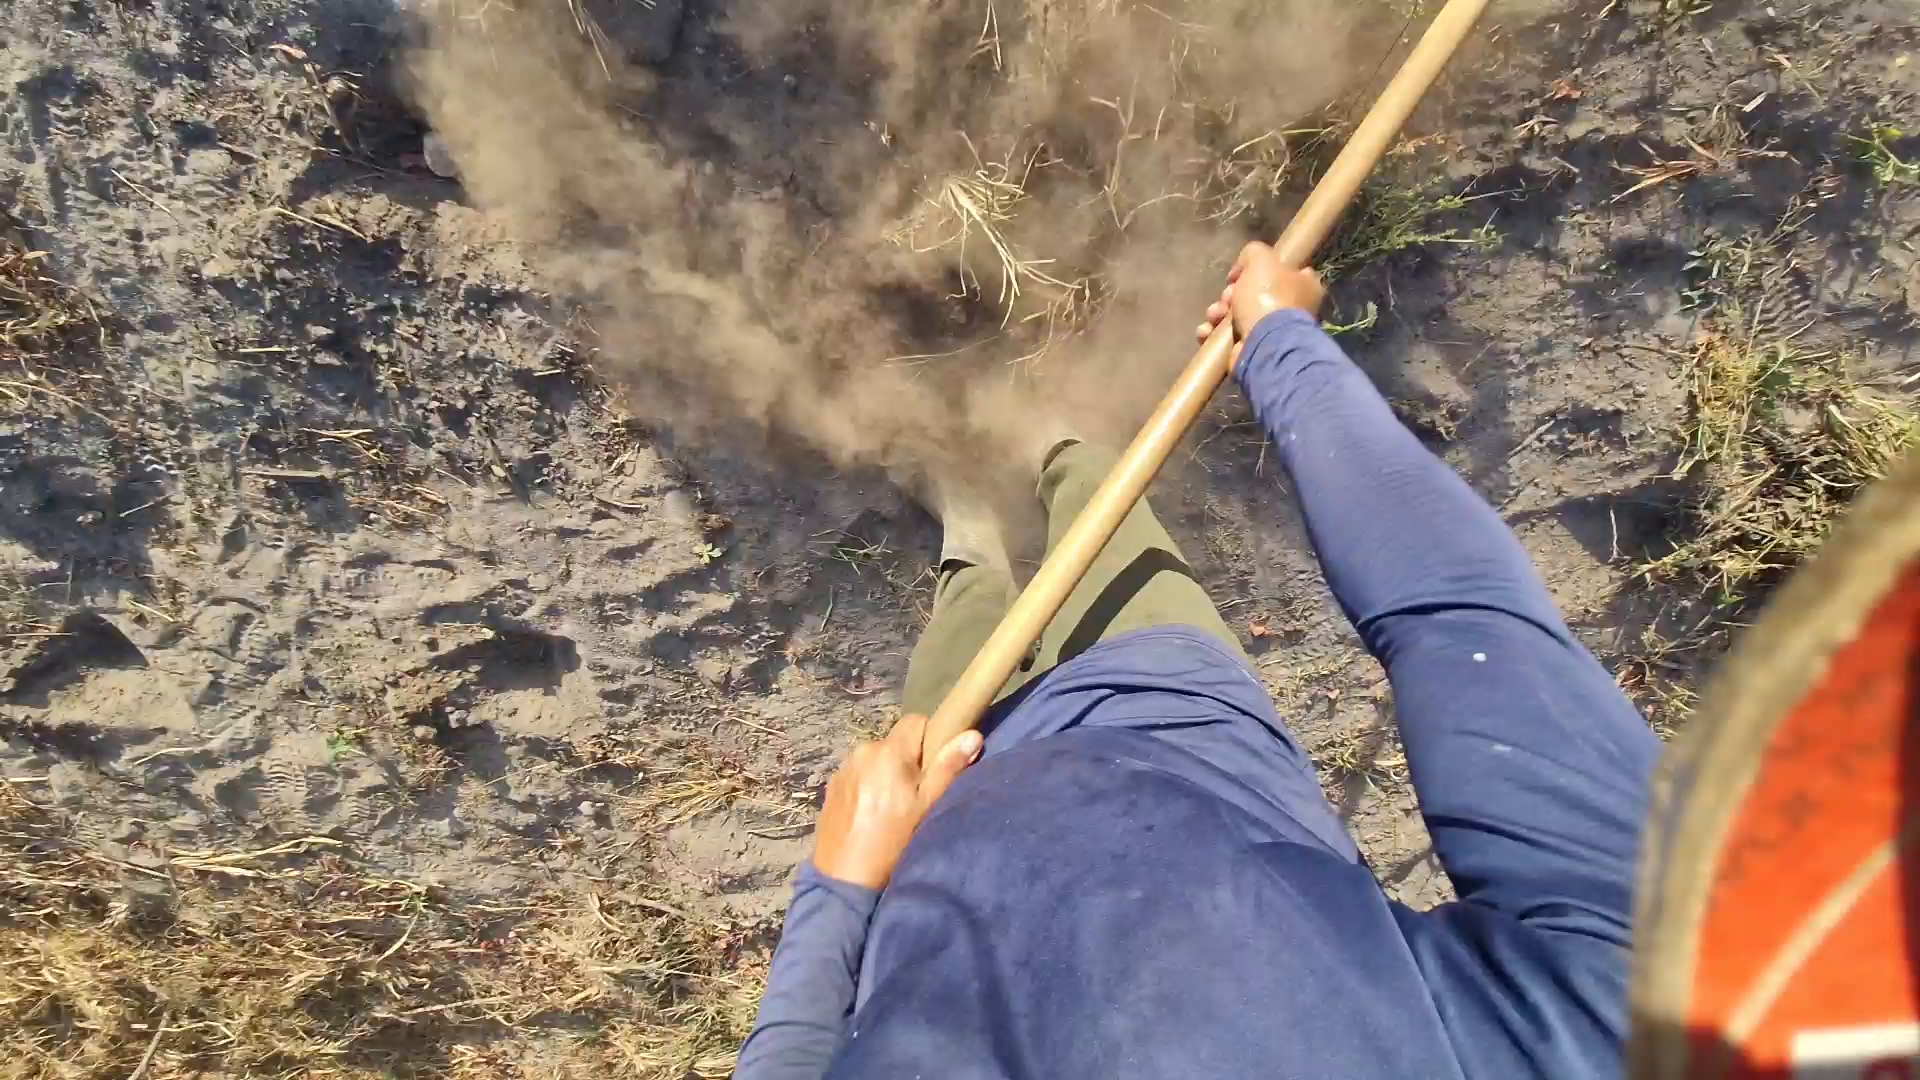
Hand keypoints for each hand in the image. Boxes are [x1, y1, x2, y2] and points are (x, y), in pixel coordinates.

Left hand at [811, 714, 984, 888]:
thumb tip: (973, 735)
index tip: (932, 769)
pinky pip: (858, 773)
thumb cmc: (892, 842)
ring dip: (886, 773)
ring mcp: (843, 768)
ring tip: (889, 809)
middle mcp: (863, 750)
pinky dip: (867, 785)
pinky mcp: (832, 786)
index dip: (930, 739)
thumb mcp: (927, 806)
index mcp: (888, 751)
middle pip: (896, 742)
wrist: (844, 880)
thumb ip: (949, 768)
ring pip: (876, 758)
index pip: (916, 721)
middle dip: (908, 761)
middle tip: (913, 797)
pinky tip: (869, 815)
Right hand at [1195, 241, 1325, 351]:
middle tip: (1227, 297)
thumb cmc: (1267, 298)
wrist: (1263, 343)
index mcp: (1303, 286)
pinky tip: (1206, 332)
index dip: (1256, 271)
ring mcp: (1269, 333)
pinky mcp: (1249, 350)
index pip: (1280, 272)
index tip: (1240, 275)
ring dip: (1217, 314)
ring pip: (1234, 316)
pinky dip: (1212, 334)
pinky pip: (1224, 338)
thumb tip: (1241, 270)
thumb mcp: (1261, 260)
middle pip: (1251, 295)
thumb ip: (1253, 253)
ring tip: (1214, 316)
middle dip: (1230, 295)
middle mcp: (1289, 310)